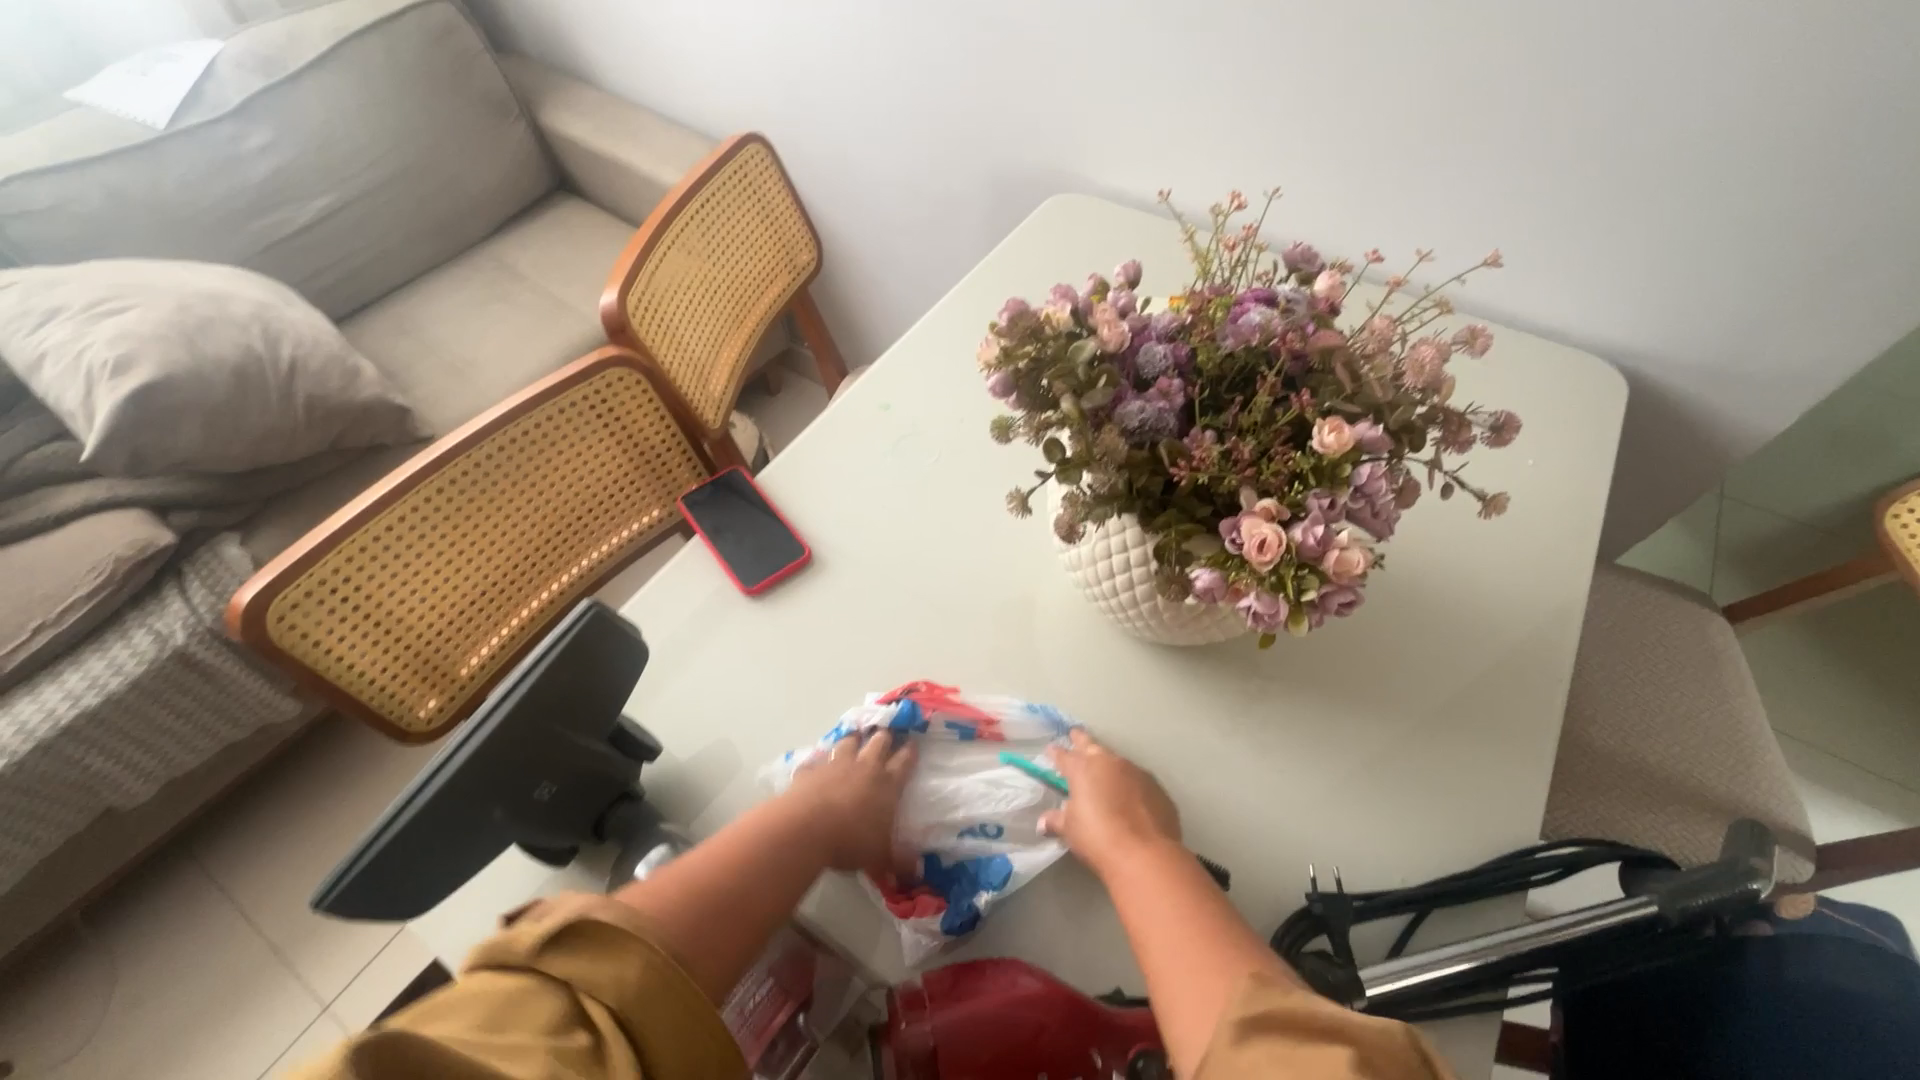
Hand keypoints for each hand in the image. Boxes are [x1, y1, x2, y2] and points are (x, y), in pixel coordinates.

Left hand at [785, 729, 916, 875]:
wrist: (805, 829)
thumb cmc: (850, 842)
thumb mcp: (880, 857)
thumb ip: (899, 863)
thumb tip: (917, 873)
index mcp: (887, 784)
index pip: (904, 761)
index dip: (910, 751)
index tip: (913, 742)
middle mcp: (864, 767)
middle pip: (879, 742)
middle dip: (884, 736)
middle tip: (886, 733)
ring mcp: (835, 765)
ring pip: (848, 742)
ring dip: (853, 739)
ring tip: (855, 736)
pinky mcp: (810, 769)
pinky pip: (816, 759)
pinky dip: (818, 760)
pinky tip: (816, 762)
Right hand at [1038, 729, 1181, 879]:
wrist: (1144, 853)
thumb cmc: (1098, 838)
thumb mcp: (1071, 830)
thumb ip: (1057, 820)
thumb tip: (1044, 821)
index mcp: (1083, 769)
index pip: (1065, 756)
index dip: (1056, 753)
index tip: (1051, 749)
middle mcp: (1109, 763)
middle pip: (1092, 746)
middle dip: (1081, 740)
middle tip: (1075, 734)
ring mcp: (1136, 773)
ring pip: (1118, 761)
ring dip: (1109, 764)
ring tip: (1104, 769)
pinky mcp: (1157, 788)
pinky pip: (1138, 780)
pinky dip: (1130, 784)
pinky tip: (1130, 795)